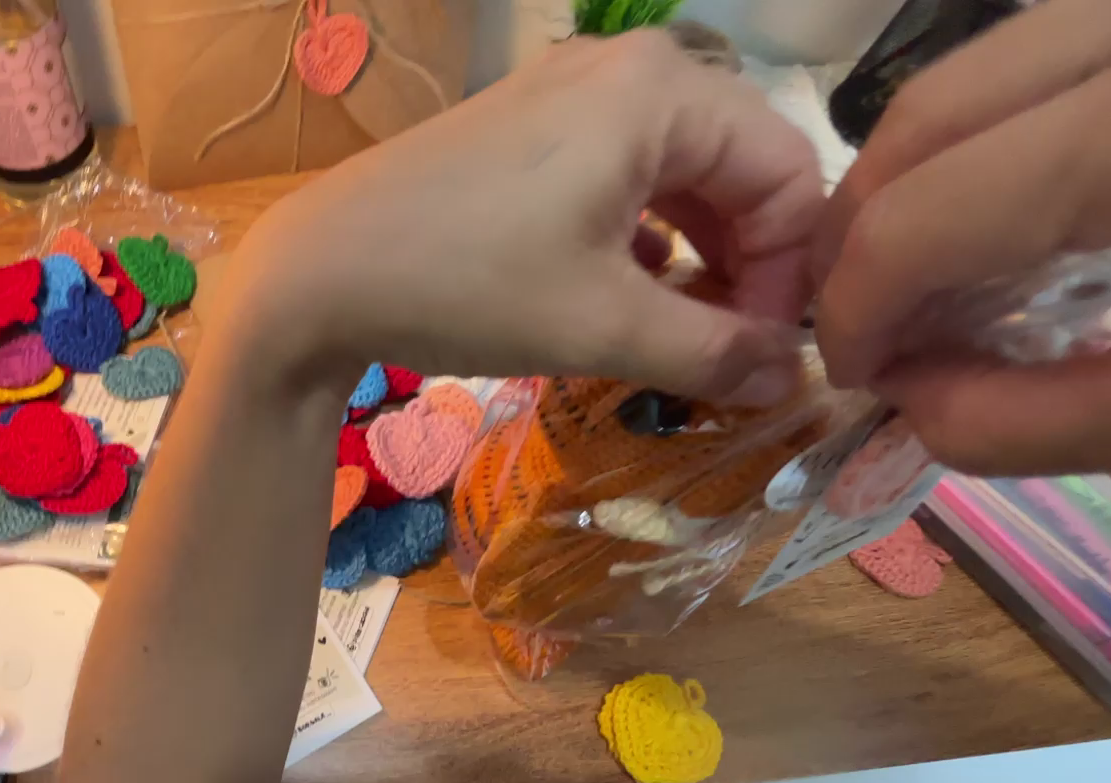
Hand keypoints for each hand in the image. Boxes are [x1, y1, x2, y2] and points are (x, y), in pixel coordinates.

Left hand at [217, 30, 822, 407]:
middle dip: (738, 266)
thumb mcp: (601, 327)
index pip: (786, 174)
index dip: (789, 275)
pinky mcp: (511, 137)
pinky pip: (604, 181)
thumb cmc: (466, 288)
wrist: (317, 275)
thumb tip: (794, 382)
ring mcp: (555, 99)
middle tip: (722, 351)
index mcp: (661, 91)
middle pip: (728, 169)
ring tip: (675, 331)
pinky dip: (626, 240)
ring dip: (684, 258)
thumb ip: (710, 352)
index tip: (765, 357)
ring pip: (663, 178)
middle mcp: (617, 72)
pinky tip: (614, 290)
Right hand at [815, 0, 1110, 476]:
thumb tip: (898, 392)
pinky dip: (999, 148)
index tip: (859, 379)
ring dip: (920, 193)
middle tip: (879, 327)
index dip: (852, 317)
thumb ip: (1001, 420)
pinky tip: (1034, 216)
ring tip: (950, 277)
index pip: (916, 222)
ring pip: (976, 72)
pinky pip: (1057, 52)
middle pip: (920, 119)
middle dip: (860, 245)